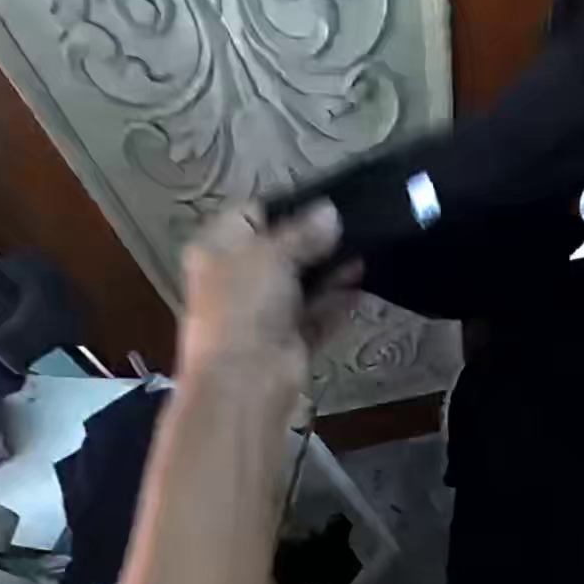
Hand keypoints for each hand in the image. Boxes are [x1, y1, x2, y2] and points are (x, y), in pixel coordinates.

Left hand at [178, 201, 351, 389]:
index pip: (249, 214)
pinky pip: (316, 317)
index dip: (285, 206)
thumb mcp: (270, 254)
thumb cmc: (244, 306)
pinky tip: (362, 285)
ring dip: (331, 270)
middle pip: (280, 251)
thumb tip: (329, 213)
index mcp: (216, 250)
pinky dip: (337, 304)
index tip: (325, 201)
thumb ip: (303, 233)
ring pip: (301, 284)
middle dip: (315, 240)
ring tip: (367, 248)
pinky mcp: (287, 342)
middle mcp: (237, 280)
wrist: (245, 383)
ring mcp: (263, 314)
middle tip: (355, 223)